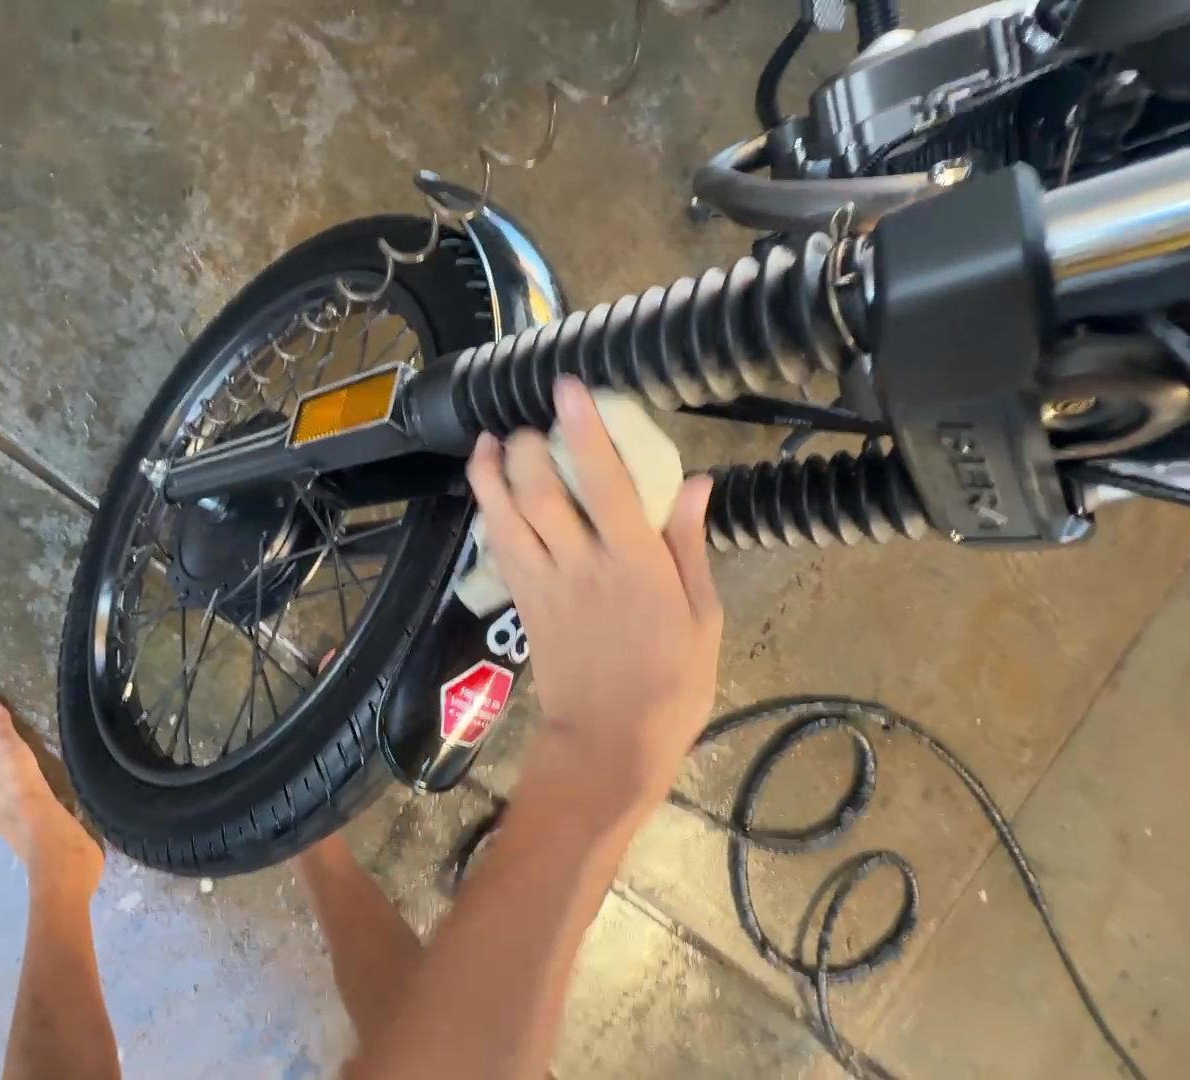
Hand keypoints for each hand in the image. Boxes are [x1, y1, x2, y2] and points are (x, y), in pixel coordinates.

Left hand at [465, 377, 721, 823]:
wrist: (608, 740)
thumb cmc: (671, 682)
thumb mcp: (702, 616)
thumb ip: (689, 545)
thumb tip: (696, 480)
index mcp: (635, 564)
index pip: (604, 481)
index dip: (584, 429)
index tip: (567, 388)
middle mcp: (580, 564)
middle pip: (539, 490)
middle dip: (527, 445)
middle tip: (530, 421)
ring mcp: (542, 583)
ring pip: (504, 514)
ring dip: (489, 473)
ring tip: (487, 441)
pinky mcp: (521, 601)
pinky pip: (497, 547)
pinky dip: (488, 512)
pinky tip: (486, 492)